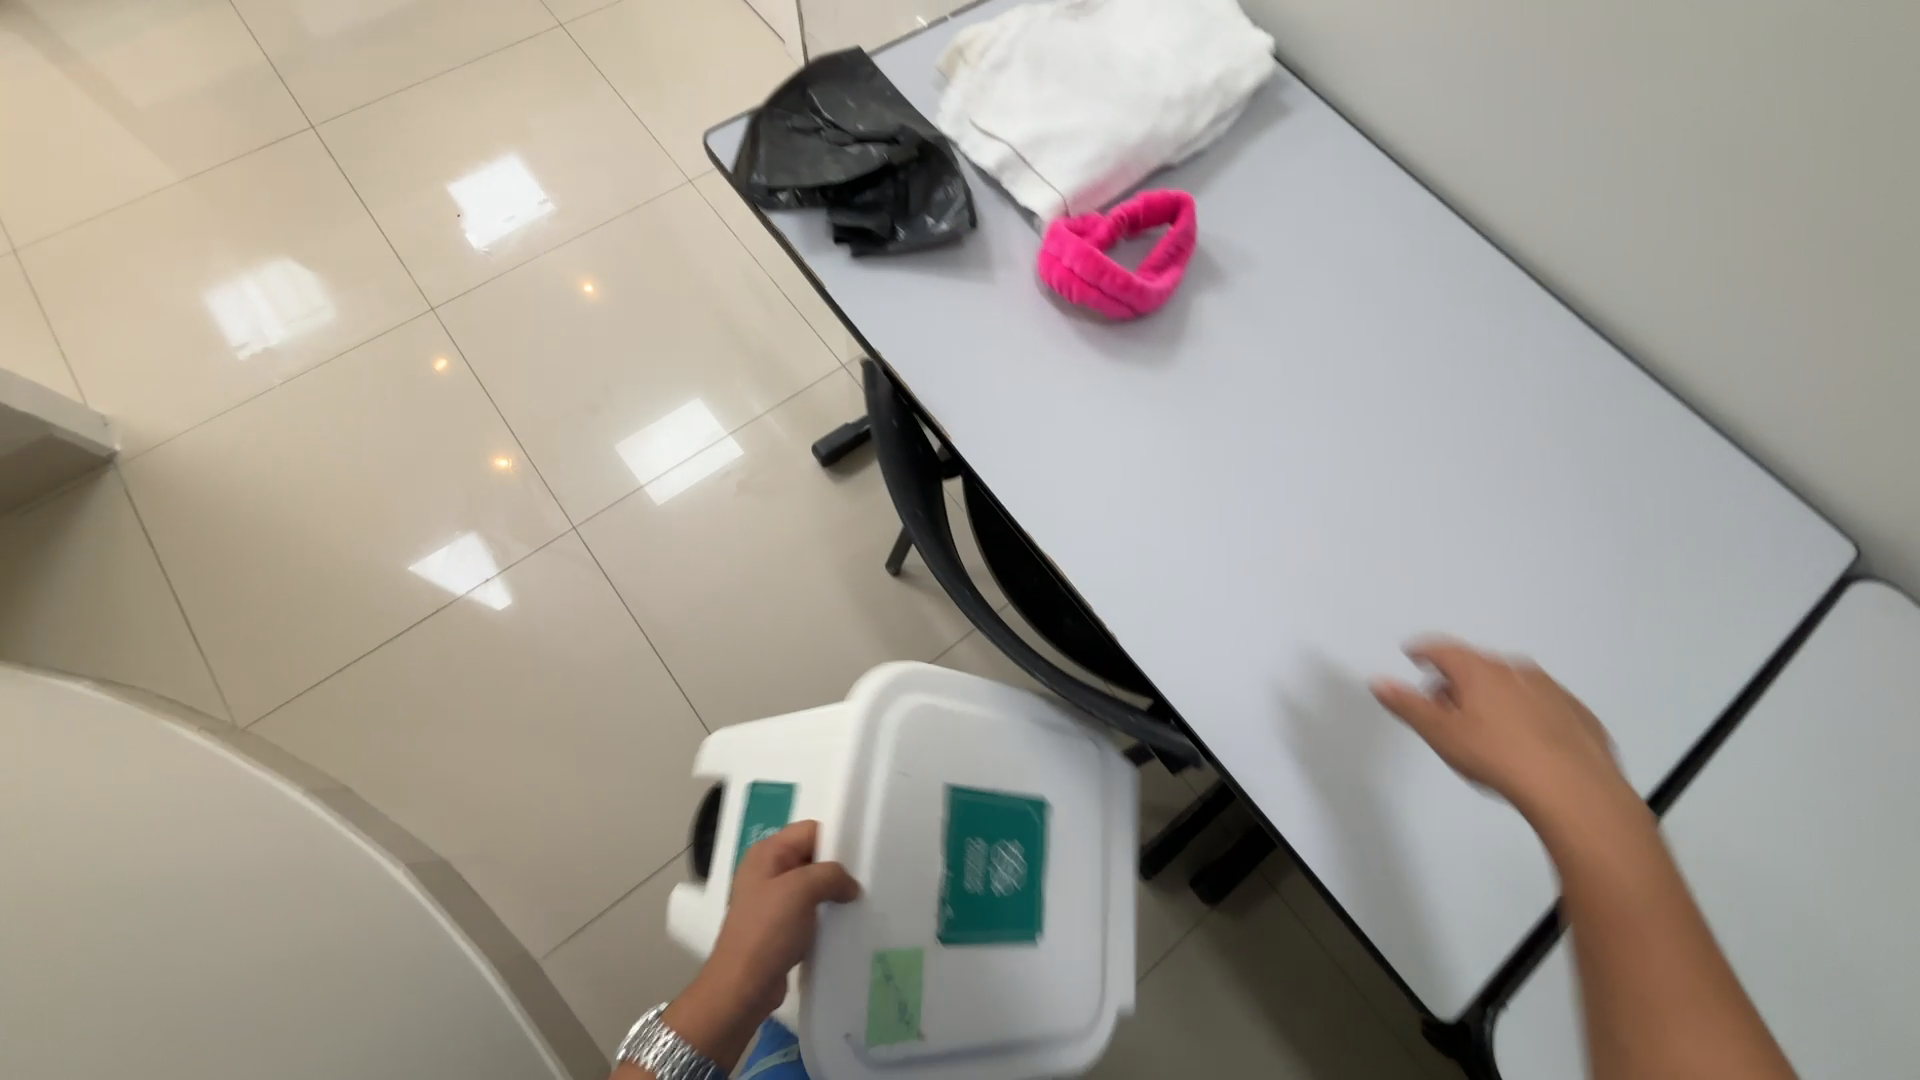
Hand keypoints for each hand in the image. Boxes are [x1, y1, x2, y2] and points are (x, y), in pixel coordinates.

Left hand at [661, 821, 859, 1068]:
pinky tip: (843, 923)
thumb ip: (832, 874)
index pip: (810, 831)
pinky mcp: (779, 927)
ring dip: (833, 893)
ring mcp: (772, 900)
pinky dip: (825, 914)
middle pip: (812, 856)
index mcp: (767, 853)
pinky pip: (809, 910)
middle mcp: (767, 870)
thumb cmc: (768, 931)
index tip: (862, 857)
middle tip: (864, 880)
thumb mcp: (802, 890)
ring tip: (858, 902)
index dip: (836, 840)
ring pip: (812, 885)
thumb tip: (851, 886)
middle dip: (837, 868)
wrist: (742, 988)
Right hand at [1371, 640, 1631, 824]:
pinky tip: (1523, 741)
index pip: (1441, 649)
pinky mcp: (1578, 714)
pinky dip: (1525, 712)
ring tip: (1483, 727)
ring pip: (1510, 684)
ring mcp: (1552, 690)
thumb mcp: (1439, 733)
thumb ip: (1406, 704)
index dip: (1422, 651)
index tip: (1412, 655)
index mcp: (1478, 670)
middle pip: (1476, 666)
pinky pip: (1541, 704)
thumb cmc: (1496, 756)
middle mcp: (1515, 671)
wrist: (1575, 790)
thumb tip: (1379, 680)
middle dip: (1456, 680)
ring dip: (1491, 695)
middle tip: (1444, 706)